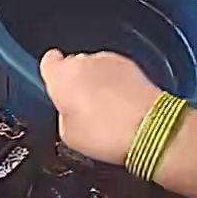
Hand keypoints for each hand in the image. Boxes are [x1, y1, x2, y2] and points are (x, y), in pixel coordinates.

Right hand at [38, 49, 161, 164]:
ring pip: (95, 68)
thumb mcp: (68, 136)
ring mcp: (109, 61)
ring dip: (98, 83)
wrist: (149, 129)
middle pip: (72, 66)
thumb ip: (62, 115)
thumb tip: (69, 112)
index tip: (56, 88)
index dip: (51, 75)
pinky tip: (122, 108)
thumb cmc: (107, 133)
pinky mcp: (132, 65)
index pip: (47, 62)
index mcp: (61, 76)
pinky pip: (116, 73)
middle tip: (82, 110)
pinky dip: (117, 85)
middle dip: (76, 83)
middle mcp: (83, 62)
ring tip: (106, 113)